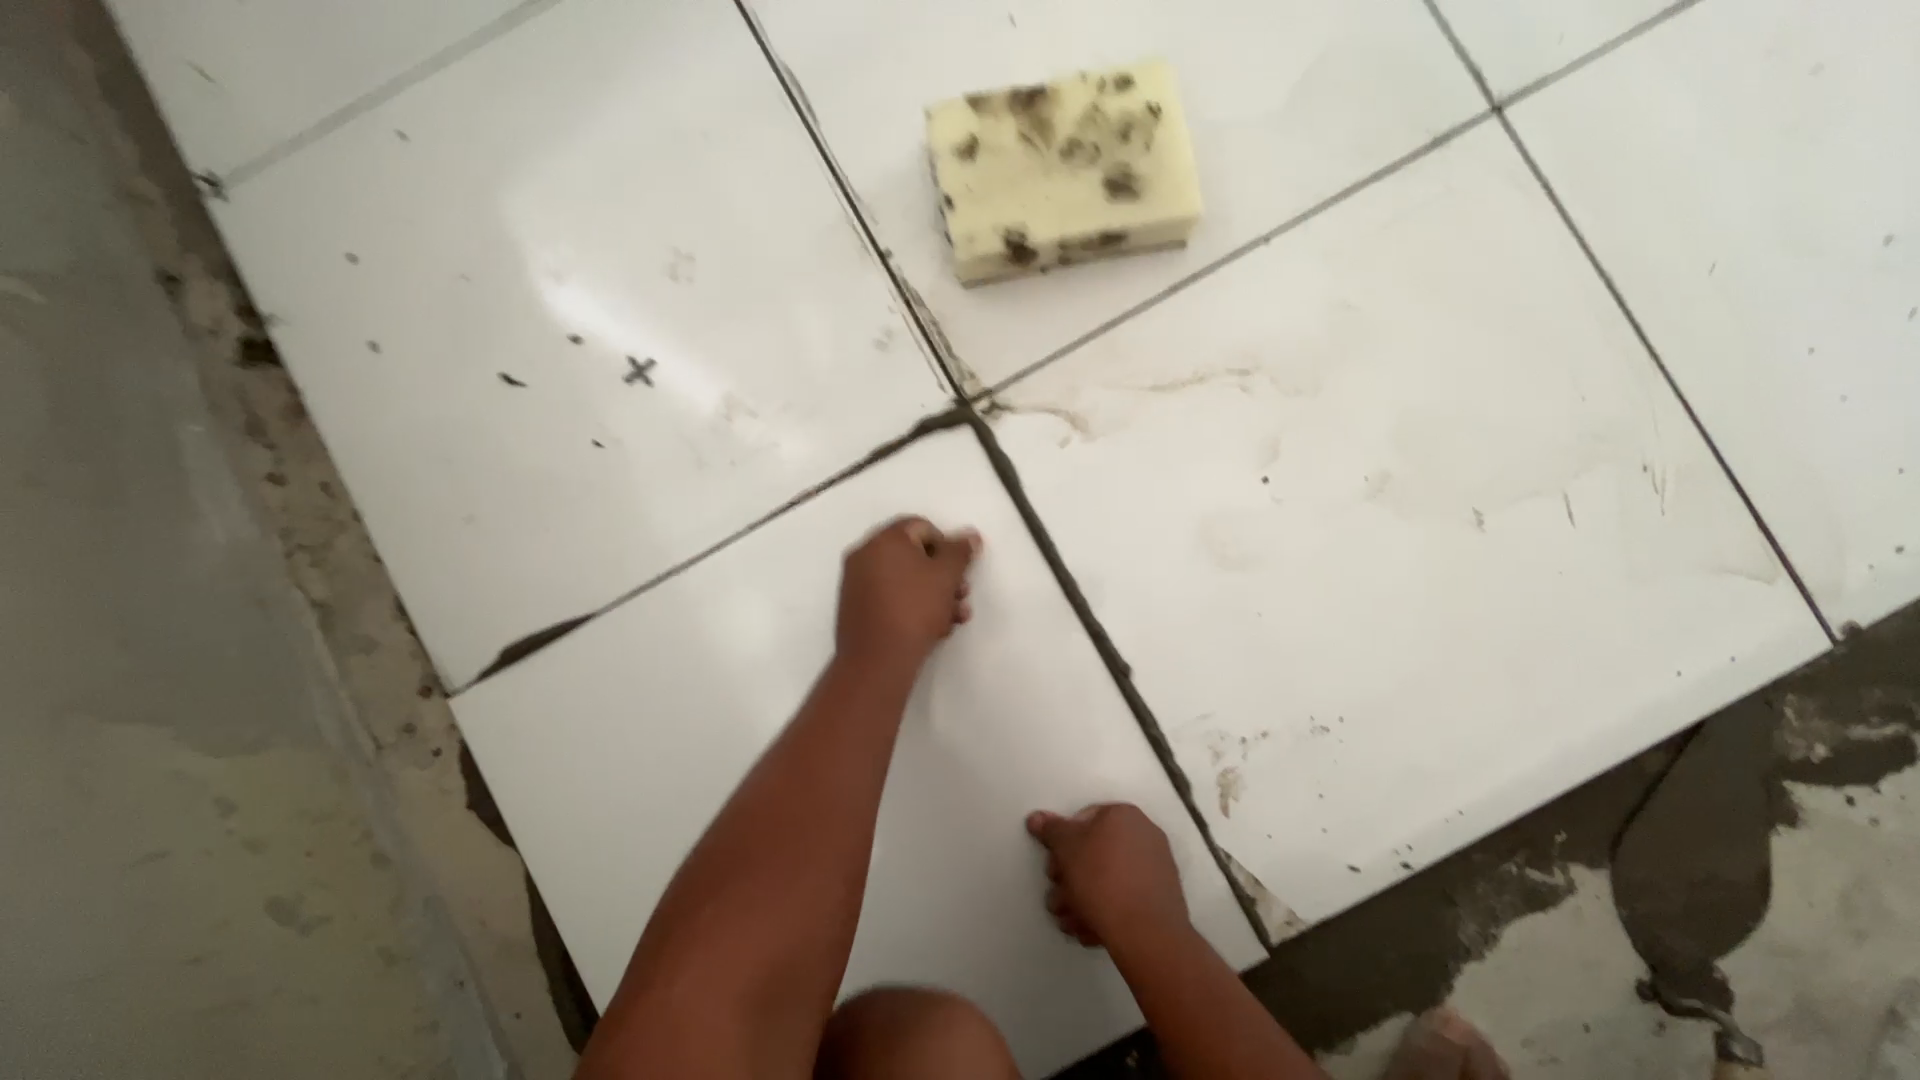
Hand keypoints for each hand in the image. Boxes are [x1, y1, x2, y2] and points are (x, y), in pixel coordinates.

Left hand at [835, 516, 980, 669]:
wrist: (876, 661)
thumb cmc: (914, 609)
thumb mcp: (946, 576)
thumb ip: (960, 552)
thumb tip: (969, 535)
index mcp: (883, 539)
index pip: (921, 526)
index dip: (947, 545)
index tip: (961, 570)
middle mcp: (865, 555)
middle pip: (913, 555)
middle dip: (943, 575)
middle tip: (962, 595)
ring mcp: (856, 583)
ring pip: (904, 580)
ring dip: (934, 594)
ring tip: (955, 618)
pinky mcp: (856, 609)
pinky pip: (890, 598)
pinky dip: (912, 607)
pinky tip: (934, 629)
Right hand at [1026, 803, 1190, 947]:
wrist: (1146, 932)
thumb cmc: (1101, 880)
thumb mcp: (1066, 849)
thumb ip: (1051, 830)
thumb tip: (1037, 818)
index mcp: (1124, 816)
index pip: (1082, 821)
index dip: (1061, 845)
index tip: (1055, 869)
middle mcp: (1144, 835)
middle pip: (1093, 852)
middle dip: (1069, 878)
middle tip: (1058, 899)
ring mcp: (1155, 868)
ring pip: (1106, 880)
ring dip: (1081, 900)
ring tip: (1070, 922)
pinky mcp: (1159, 900)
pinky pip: (1124, 898)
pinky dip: (1105, 911)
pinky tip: (1090, 930)